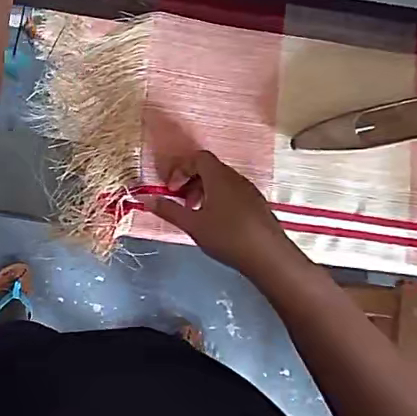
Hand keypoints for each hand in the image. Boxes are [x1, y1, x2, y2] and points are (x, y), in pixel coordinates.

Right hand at [139, 150, 303, 275]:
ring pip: (221, 181)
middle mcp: (236, 179)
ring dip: (203, 191)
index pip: (198, 157)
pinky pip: (232, 192)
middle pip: (209, 168)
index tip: (171, 189)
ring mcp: (249, 191)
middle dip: (190, 181)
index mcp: (219, 177)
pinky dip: (217, 199)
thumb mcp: (192, 225)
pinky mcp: (257, 205)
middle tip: (180, 201)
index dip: (180, 169)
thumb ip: (169, 210)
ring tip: (195, 213)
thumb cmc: (227, 237)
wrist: (269, 257)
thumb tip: (147, 199)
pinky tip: (214, 222)